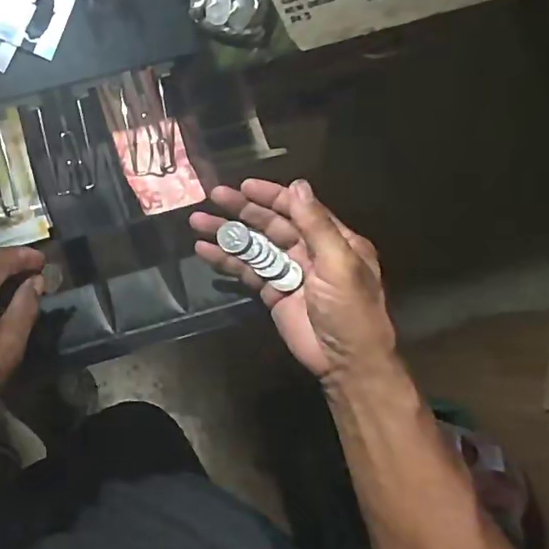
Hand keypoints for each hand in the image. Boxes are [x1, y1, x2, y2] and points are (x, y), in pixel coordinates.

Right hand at [191, 179, 393, 385]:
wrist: (346, 363)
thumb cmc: (350, 311)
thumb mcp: (339, 264)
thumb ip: (316, 225)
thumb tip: (298, 185)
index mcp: (333, 241)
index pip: (298, 209)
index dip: (270, 195)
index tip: (243, 186)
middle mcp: (310, 251)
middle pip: (271, 223)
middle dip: (242, 209)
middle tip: (213, 196)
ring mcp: (289, 272)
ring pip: (254, 245)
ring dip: (227, 232)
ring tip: (198, 221)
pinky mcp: (272, 292)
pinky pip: (246, 270)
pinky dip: (225, 259)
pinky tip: (204, 250)